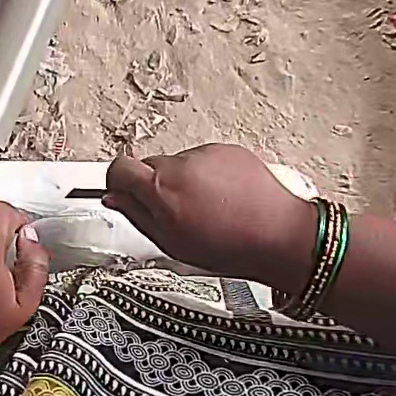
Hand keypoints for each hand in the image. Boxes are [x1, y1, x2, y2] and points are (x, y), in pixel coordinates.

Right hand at [104, 144, 314, 280]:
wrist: (280, 236)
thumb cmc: (230, 245)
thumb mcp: (170, 242)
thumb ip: (136, 215)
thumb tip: (115, 199)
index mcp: (161, 188)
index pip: (119, 168)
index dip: (118, 181)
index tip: (122, 191)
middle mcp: (181, 165)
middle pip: (149, 166)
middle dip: (155, 185)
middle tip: (173, 210)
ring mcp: (205, 155)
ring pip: (177, 163)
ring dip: (182, 181)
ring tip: (204, 207)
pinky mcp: (226, 150)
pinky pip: (203, 159)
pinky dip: (206, 175)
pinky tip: (220, 198)